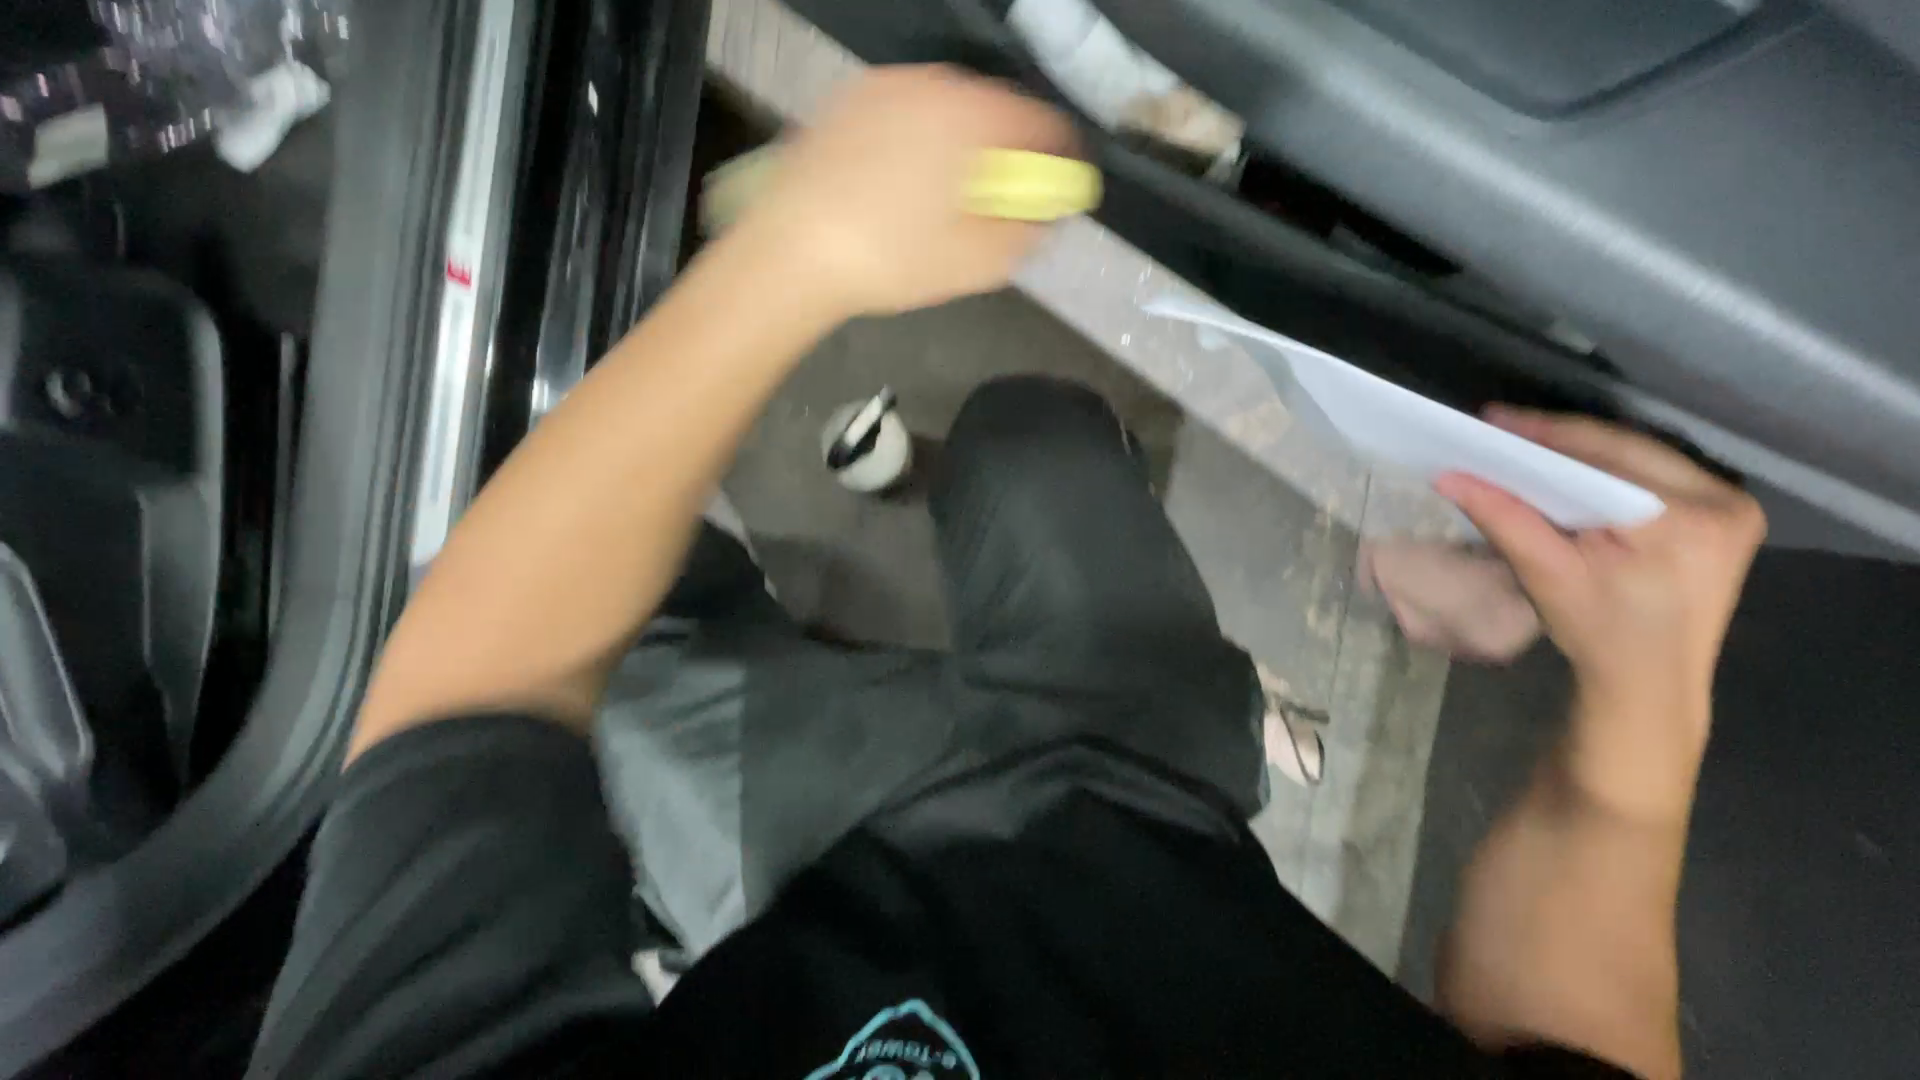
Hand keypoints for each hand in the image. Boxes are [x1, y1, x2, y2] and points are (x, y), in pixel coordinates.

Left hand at [736, 65, 1078, 317]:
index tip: (1056, 190)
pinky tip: (904, 193)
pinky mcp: (844, 108)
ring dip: (960, 151)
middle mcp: (929, 87)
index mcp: (971, 116)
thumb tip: (1045, 215)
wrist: (789, 254)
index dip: (1056, 160)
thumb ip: (1028, 232)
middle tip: (1002, 203)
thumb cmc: (889, 259)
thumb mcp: (976, 262)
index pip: (1040, 124)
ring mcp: (881, 91)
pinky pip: (902, 121)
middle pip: (991, 113)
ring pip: (943, 115)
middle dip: (1004, 156)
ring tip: (949, 203)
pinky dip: (918, 147)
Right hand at [1436, 408, 1765, 740]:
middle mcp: (1726, 501)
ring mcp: (1734, 506)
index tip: (1494, 420)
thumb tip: (1448, 476)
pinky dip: (1607, 468)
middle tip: (1501, 427)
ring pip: (1642, 457)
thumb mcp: (1546, 574)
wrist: (1650, 681)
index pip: (1609, 456)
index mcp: (1688, 520)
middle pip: (1629, 450)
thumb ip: (1504, 518)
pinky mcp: (1726, 515)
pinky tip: (1567, 467)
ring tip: (1526, 443)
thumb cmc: (1598, 634)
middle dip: (1560, 438)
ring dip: (1583, 450)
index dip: (1547, 434)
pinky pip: (1655, 474)